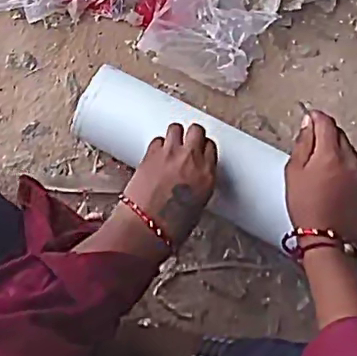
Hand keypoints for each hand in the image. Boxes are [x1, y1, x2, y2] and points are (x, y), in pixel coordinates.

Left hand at [121, 123, 217, 248]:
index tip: (199, 151)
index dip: (203, 148)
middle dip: (191, 134)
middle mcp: (191, 160)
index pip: (211, 148)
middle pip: (196, 131)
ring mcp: (170, 154)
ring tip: (170, 144)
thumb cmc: (169, 227)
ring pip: (176, 128)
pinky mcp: (150, 153)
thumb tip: (190, 180)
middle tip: (186, 142)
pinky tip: (155, 154)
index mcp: (207, 176)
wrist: (145, 228)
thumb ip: (197, 185)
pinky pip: (157, 139)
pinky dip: (157, 145)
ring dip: (174, 135)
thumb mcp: (196, 206)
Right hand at [285, 110, 356, 245]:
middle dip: (326, 137)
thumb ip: (303, 143)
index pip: (326, 123)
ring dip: (338, 155)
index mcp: (331, 154)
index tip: (309, 119)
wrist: (328, 241)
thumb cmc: (307, 208)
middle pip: (340, 136)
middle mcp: (352, 162)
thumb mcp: (294, 171)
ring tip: (323, 174)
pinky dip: (349, 171)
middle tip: (311, 151)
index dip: (315, 118)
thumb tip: (309, 124)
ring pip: (350, 154)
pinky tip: (336, 186)